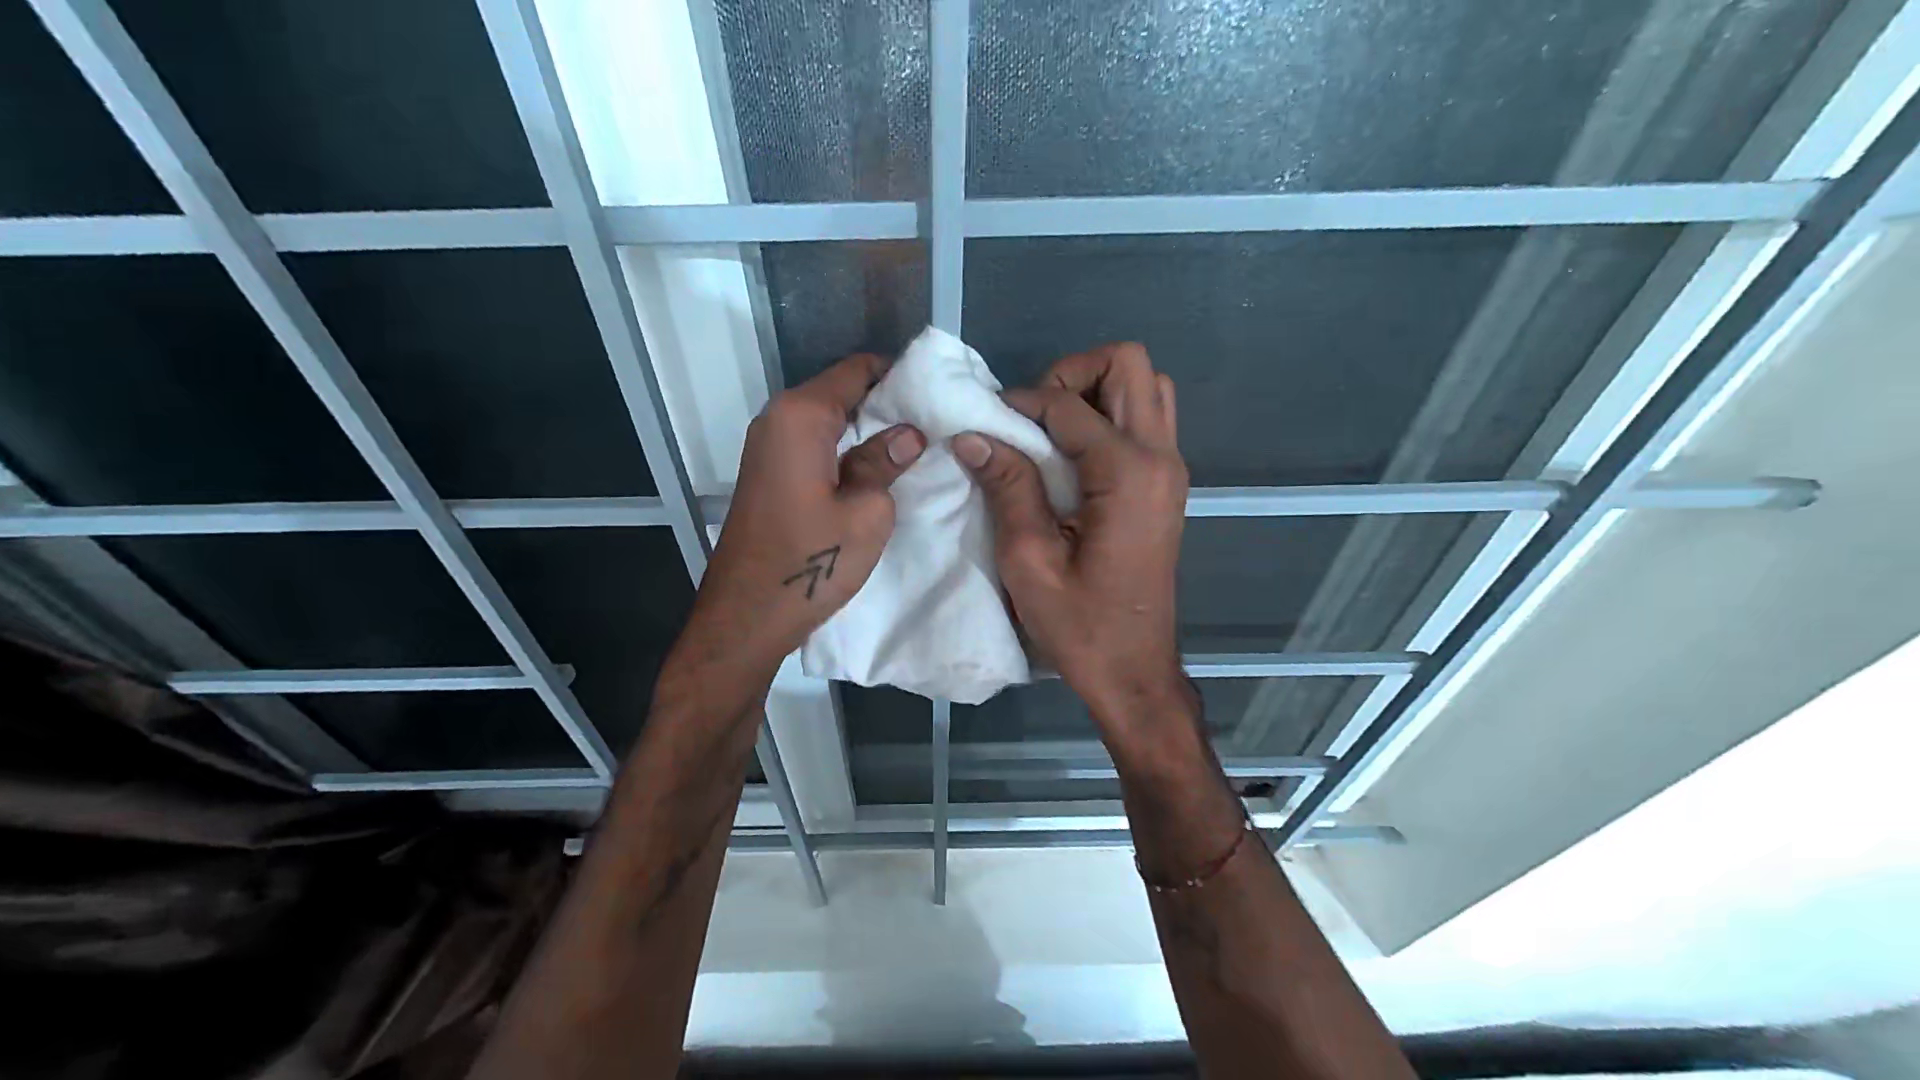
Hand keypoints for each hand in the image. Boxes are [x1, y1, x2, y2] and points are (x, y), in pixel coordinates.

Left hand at [675, 353, 924, 684]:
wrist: (746, 616)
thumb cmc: (810, 561)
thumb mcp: (866, 512)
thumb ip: (885, 463)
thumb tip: (909, 433)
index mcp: (801, 416)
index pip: (857, 371)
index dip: (899, 374)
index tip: (937, 390)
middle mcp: (778, 420)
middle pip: (840, 392)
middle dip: (886, 402)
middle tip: (933, 422)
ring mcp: (768, 447)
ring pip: (828, 420)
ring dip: (867, 429)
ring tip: (913, 446)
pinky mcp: (768, 474)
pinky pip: (814, 444)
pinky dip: (845, 448)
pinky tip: (876, 469)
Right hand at [953, 343, 1192, 732]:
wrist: (1134, 671)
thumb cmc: (1080, 625)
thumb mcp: (1029, 560)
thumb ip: (1007, 487)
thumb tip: (972, 435)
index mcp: (1129, 474)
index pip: (1069, 404)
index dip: (1021, 405)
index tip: (986, 430)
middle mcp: (1161, 458)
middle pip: (1129, 364)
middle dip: (1073, 374)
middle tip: (1032, 418)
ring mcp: (1171, 470)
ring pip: (1145, 387)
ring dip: (1095, 392)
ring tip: (1051, 433)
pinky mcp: (1165, 486)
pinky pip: (1144, 421)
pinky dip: (1107, 418)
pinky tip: (1070, 457)